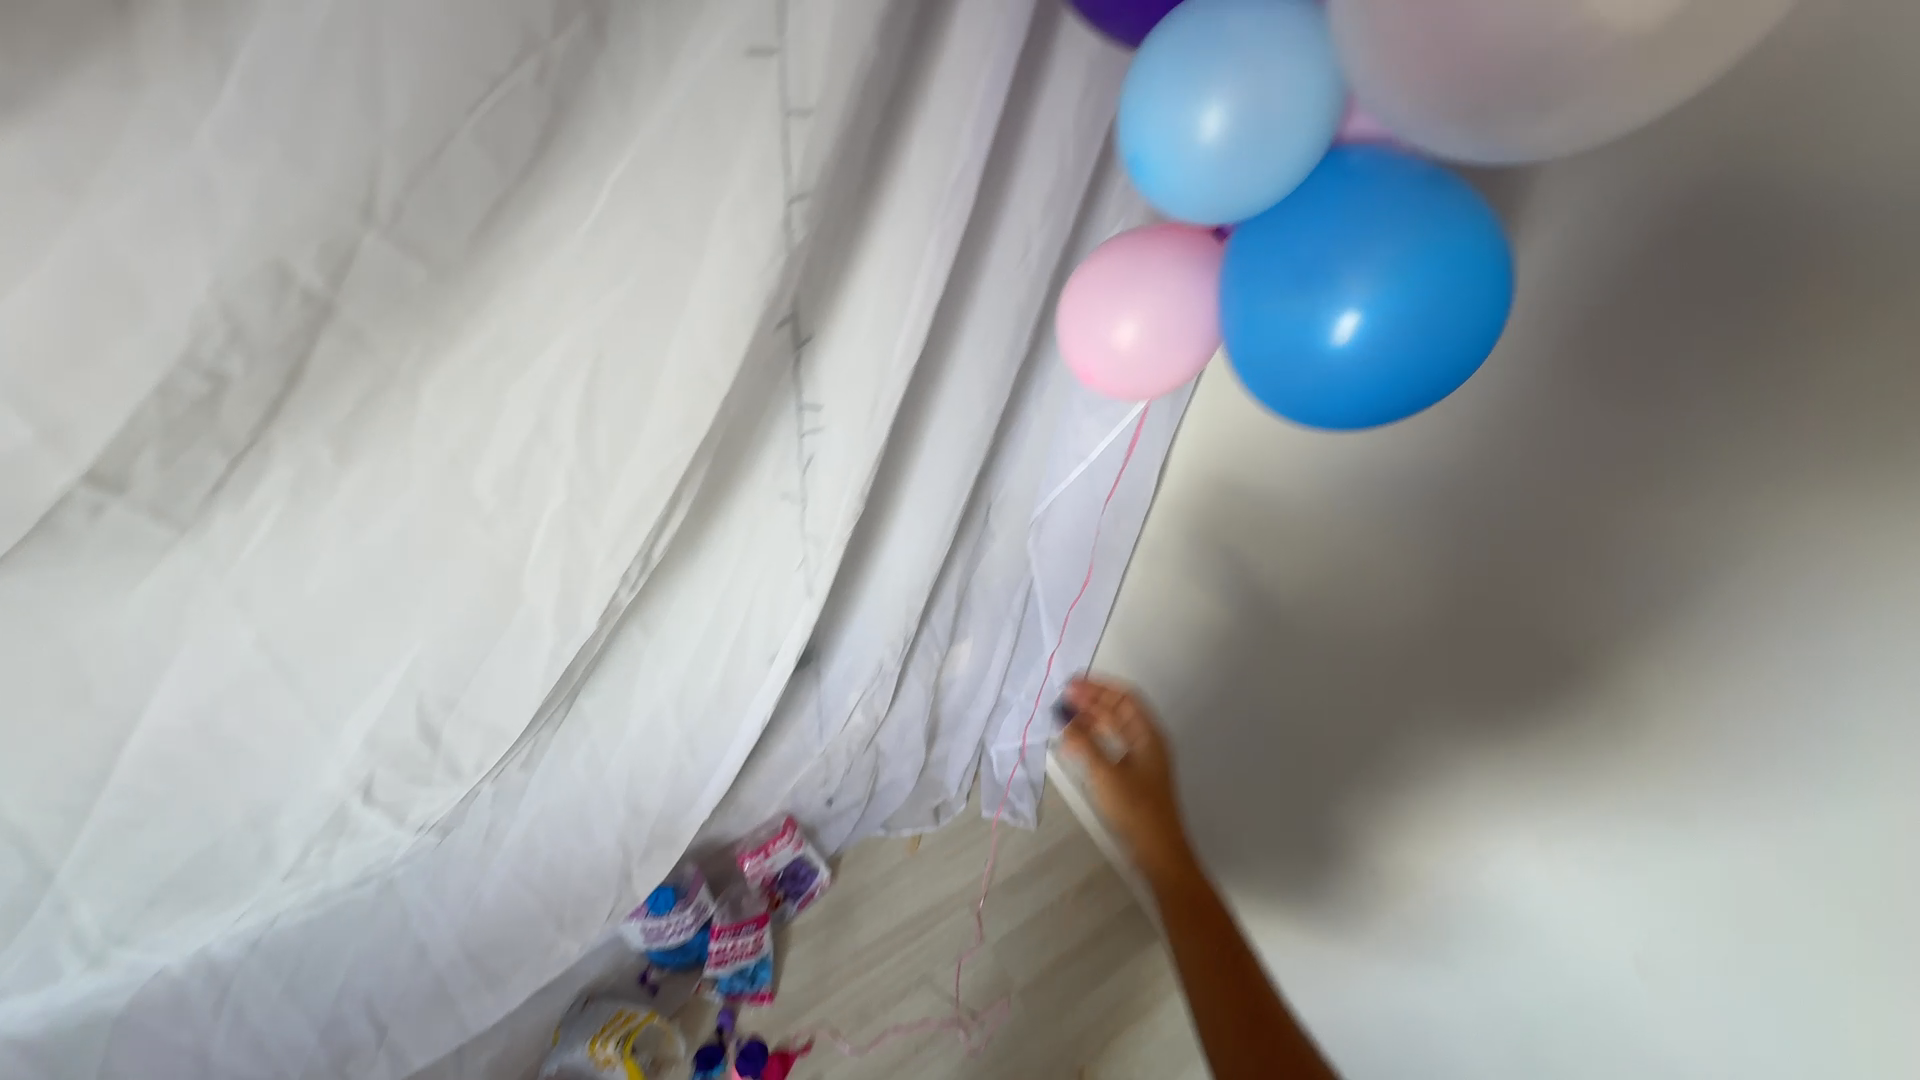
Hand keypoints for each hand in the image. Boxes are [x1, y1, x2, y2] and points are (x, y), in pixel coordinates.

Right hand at [1057, 675, 1193, 879]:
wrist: (1158, 850)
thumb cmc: (1135, 809)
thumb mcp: (1106, 773)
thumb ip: (1083, 743)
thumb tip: (1064, 717)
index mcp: (1148, 734)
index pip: (1124, 697)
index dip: (1099, 687)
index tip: (1072, 684)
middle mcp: (1147, 741)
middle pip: (1118, 711)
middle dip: (1091, 701)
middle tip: (1063, 698)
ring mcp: (1140, 759)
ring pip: (1114, 728)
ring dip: (1090, 719)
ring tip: (1064, 716)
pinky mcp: (1132, 775)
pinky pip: (1111, 745)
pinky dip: (1093, 738)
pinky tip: (1075, 741)